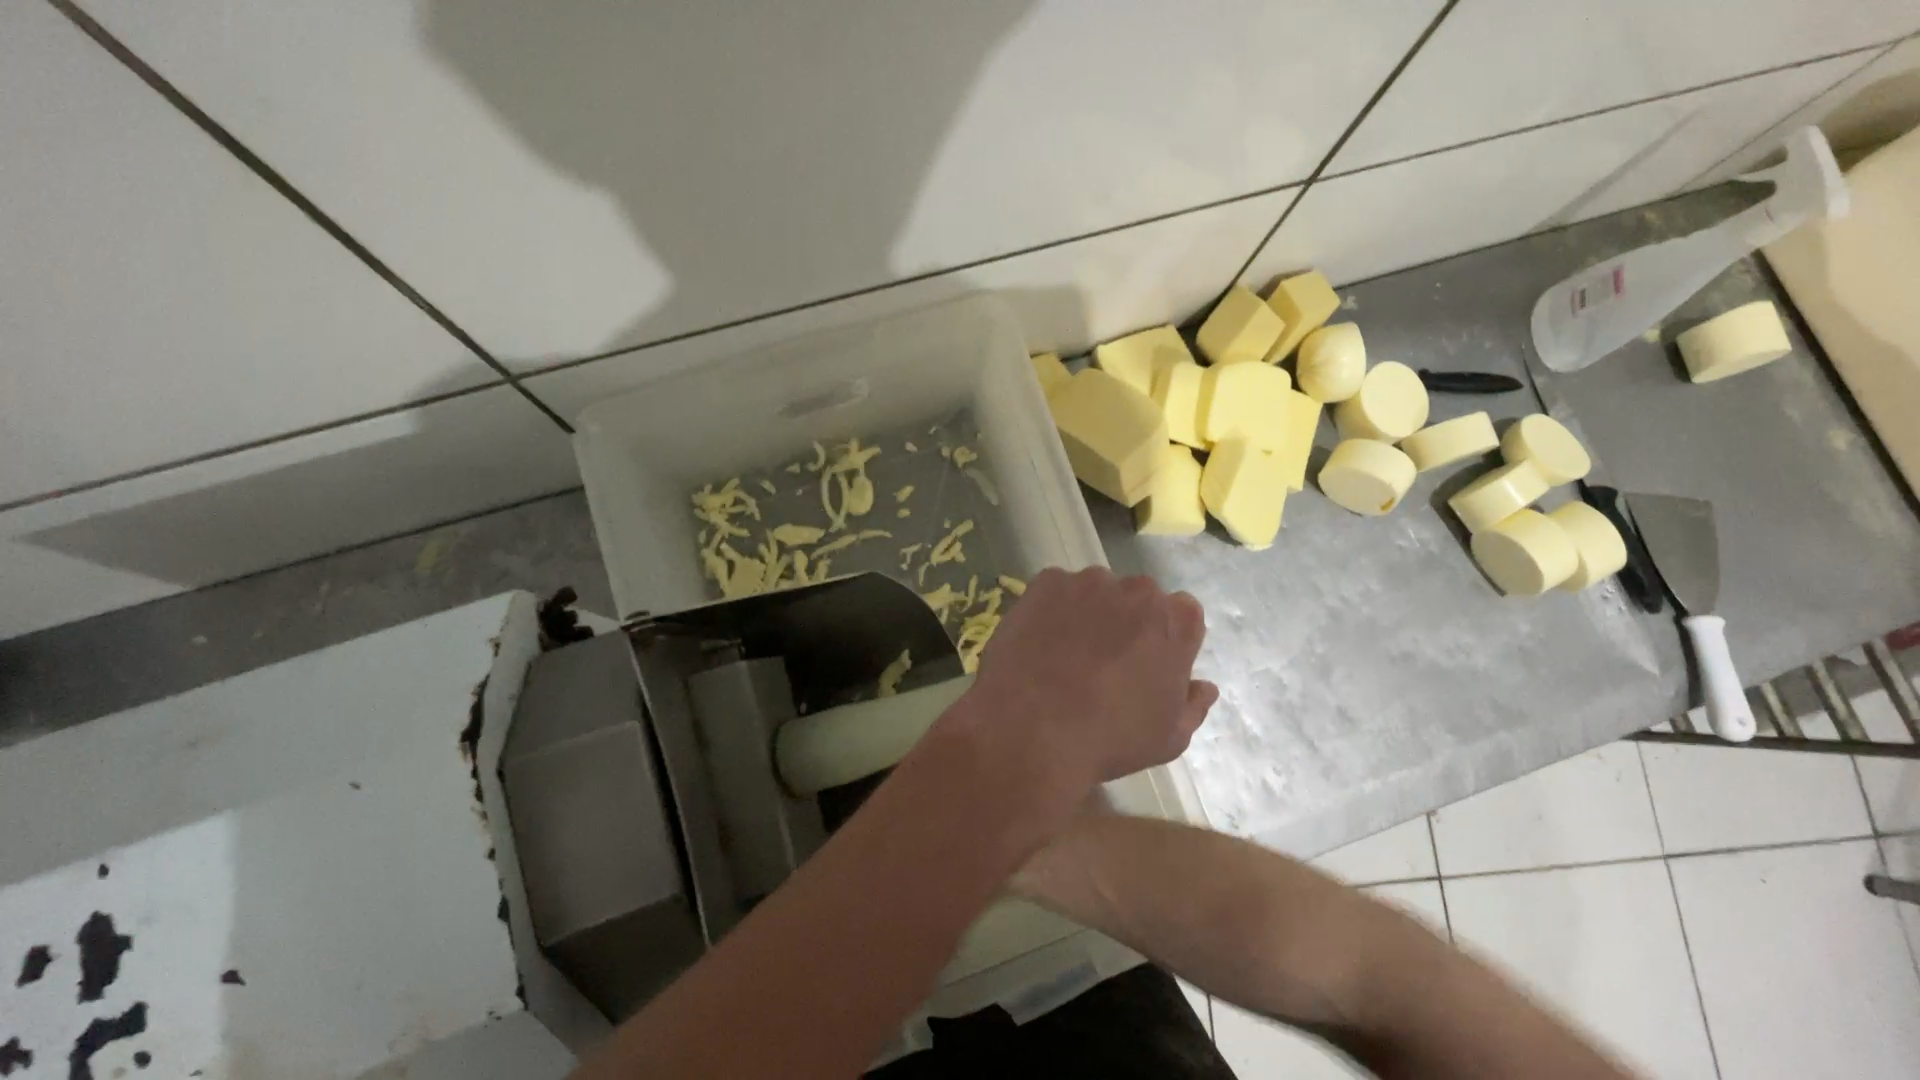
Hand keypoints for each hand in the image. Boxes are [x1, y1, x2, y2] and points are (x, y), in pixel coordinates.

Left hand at [964, 566, 1216, 784]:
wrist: (1034, 729)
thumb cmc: (1111, 738)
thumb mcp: (1169, 738)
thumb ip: (1193, 706)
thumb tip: (1205, 687)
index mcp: (1178, 622)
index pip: (1182, 616)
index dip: (1164, 641)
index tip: (1146, 666)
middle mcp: (1139, 590)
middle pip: (1138, 599)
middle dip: (1126, 623)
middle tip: (1103, 662)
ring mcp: (1090, 582)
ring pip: (1095, 593)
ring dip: (1087, 614)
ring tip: (1064, 656)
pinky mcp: (1046, 583)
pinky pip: (1055, 591)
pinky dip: (1050, 611)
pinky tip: (1039, 645)